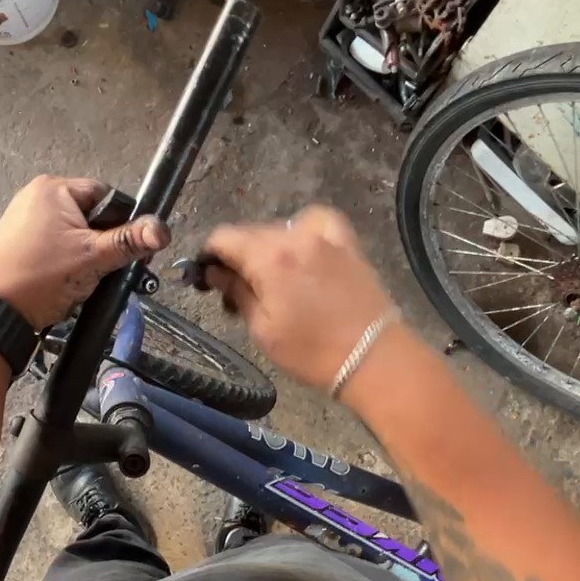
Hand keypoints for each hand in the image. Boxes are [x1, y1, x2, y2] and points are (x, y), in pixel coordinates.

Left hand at [0, 176, 169, 327]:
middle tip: (101, 270)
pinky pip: (56, 247)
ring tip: (80, 279)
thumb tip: (162, 230)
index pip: (107, 197)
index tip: (124, 250)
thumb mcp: (92, 259)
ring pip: (75, 235)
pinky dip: (66, 263)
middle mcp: (37, 197)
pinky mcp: (19, 243)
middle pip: (91, 216)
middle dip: (101, 244)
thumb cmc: (38, 279)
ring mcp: (25, 220)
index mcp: (54, 188)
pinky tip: (64, 281)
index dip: (121, 224)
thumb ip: (128, 242)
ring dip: (85, 257)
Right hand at [200, 206, 396, 390]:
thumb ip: (237, 292)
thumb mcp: (263, 329)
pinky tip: (301, 250)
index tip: (207, 277)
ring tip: (269, 278)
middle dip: (237, 256)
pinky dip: (302, 231)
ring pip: (280, 228)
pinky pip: (317, 222)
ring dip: (266, 248)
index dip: (209, 255)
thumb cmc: (312, 352)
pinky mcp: (347, 244)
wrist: (372, 358)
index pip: (224, 237)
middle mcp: (296, 236)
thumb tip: (215, 272)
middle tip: (236, 291)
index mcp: (270, 258)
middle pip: (251, 232)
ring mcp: (325, 236)